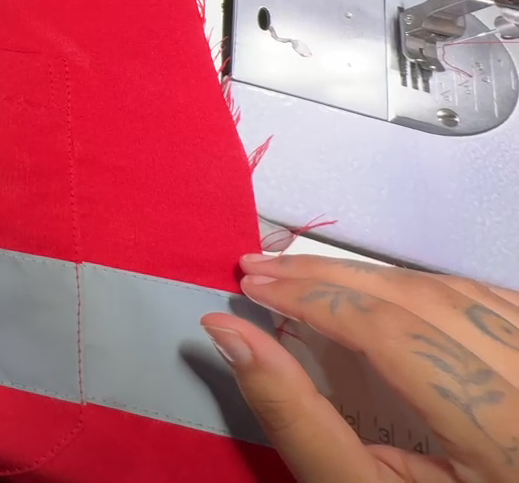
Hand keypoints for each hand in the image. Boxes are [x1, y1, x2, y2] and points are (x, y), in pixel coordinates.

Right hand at [202, 253, 518, 480]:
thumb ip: (292, 412)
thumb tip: (223, 328)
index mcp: (506, 446)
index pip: (394, 337)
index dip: (313, 299)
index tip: (251, 285)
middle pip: (429, 304)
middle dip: (332, 275)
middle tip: (263, 267)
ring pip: (464, 294)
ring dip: (375, 276)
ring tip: (312, 276)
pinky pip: (501, 302)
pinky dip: (437, 286)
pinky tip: (390, 290)